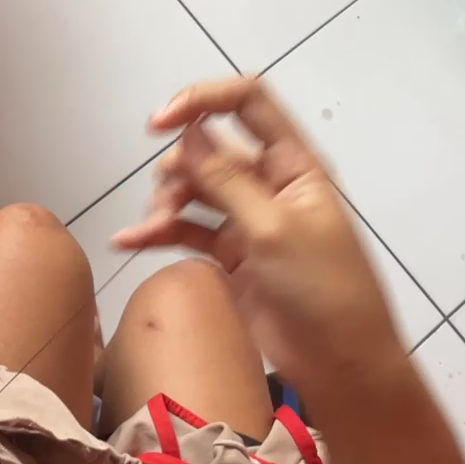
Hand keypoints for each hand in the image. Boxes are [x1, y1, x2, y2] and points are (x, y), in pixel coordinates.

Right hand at [114, 76, 405, 390]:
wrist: (337, 362)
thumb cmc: (322, 288)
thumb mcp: (273, 229)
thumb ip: (227, 180)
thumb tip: (189, 133)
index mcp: (292, 165)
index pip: (248, 104)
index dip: (202, 101)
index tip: (158, 123)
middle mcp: (267, 185)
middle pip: (209, 152)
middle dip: (179, 169)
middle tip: (165, 202)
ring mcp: (245, 221)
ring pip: (192, 192)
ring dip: (164, 203)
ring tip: (150, 231)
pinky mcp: (227, 255)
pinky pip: (184, 232)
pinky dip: (156, 234)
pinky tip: (126, 243)